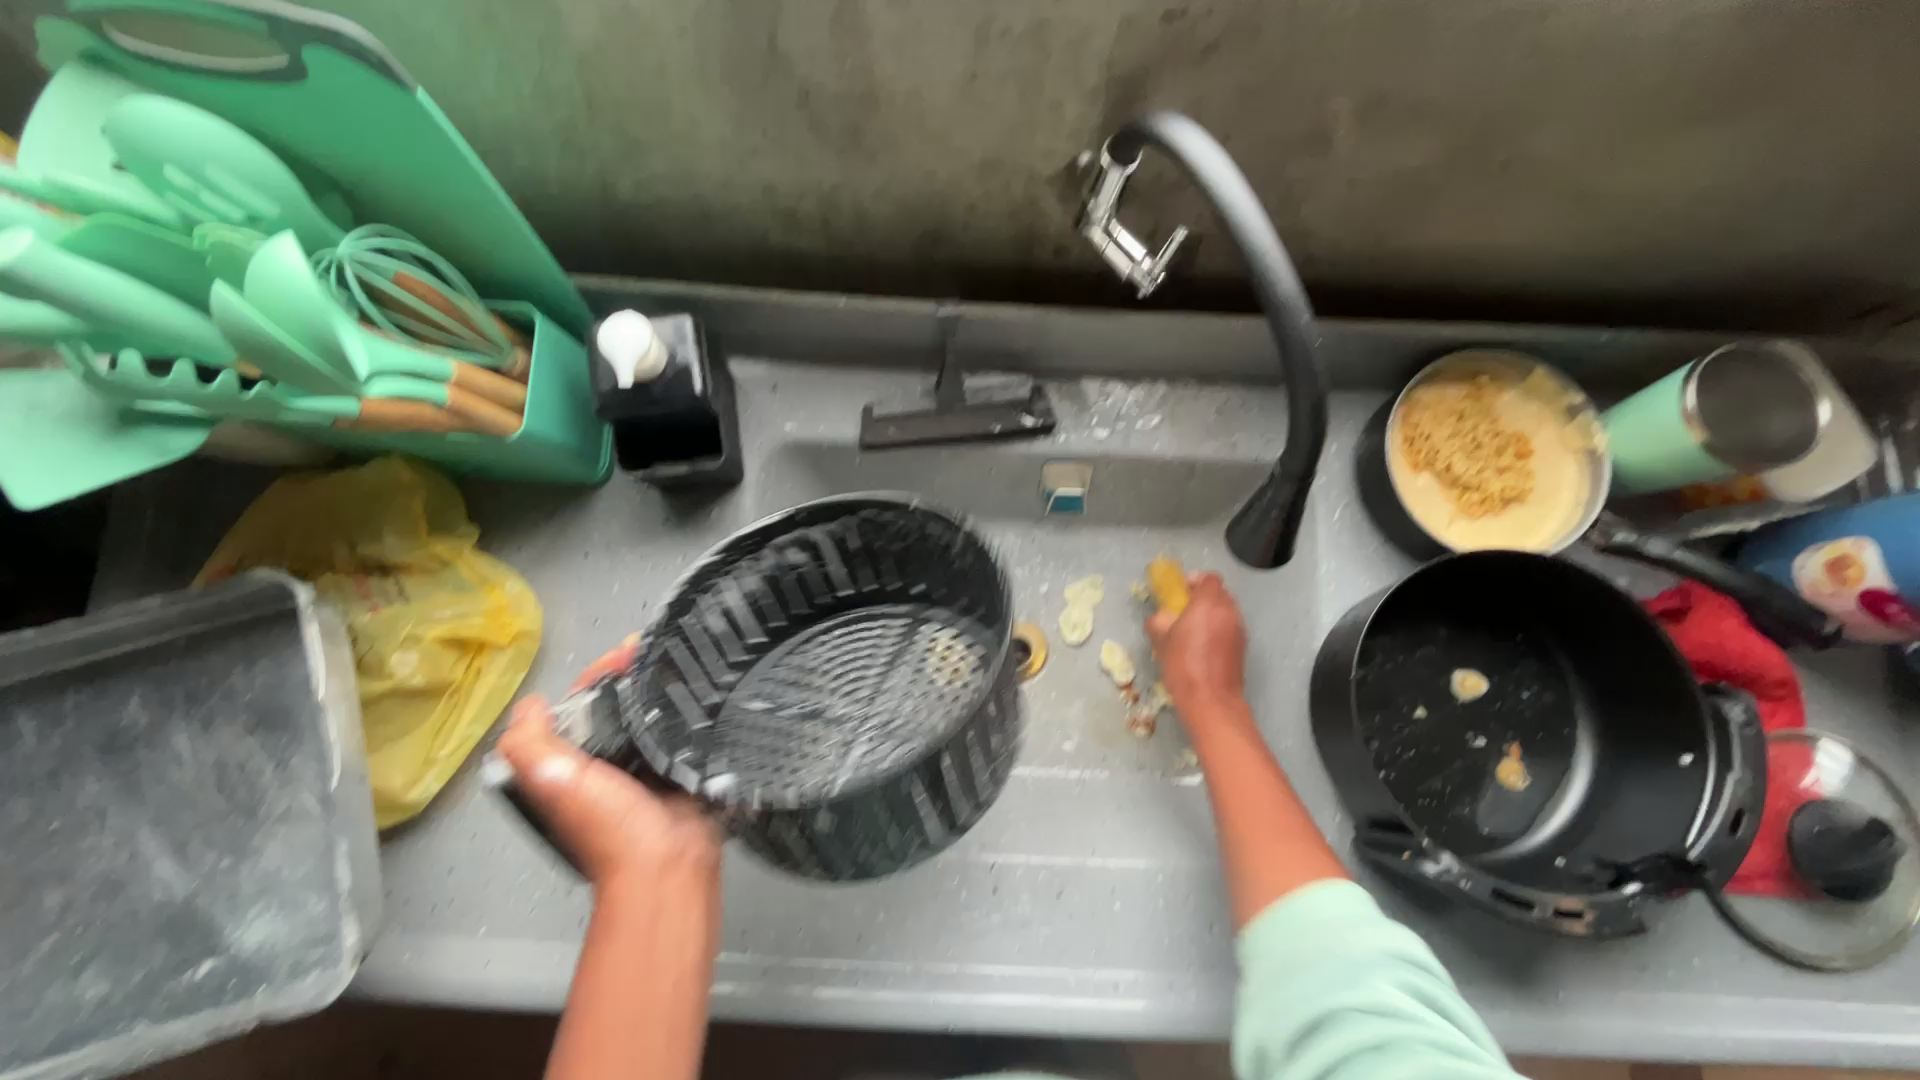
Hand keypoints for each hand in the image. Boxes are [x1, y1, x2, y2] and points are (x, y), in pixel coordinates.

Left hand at [495, 635, 721, 889]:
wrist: (668, 864)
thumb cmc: (610, 826)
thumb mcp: (555, 783)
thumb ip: (530, 745)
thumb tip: (528, 704)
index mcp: (573, 766)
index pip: (581, 707)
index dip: (597, 676)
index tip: (625, 651)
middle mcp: (608, 764)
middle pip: (620, 707)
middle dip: (636, 676)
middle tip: (661, 649)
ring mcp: (648, 767)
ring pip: (654, 716)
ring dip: (666, 689)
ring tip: (687, 659)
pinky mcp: (683, 770)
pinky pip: (685, 732)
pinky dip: (692, 711)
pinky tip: (706, 689)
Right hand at [1145, 572, 1247, 711]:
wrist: (1211, 701)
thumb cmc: (1183, 665)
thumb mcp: (1160, 640)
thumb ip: (1159, 620)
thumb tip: (1161, 616)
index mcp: (1209, 603)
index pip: (1209, 578)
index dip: (1194, 581)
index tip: (1179, 593)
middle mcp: (1229, 611)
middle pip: (1219, 593)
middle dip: (1202, 597)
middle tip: (1182, 612)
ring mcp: (1239, 629)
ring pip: (1225, 610)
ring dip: (1210, 614)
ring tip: (1192, 631)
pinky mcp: (1243, 646)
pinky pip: (1229, 627)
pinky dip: (1218, 629)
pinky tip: (1203, 647)